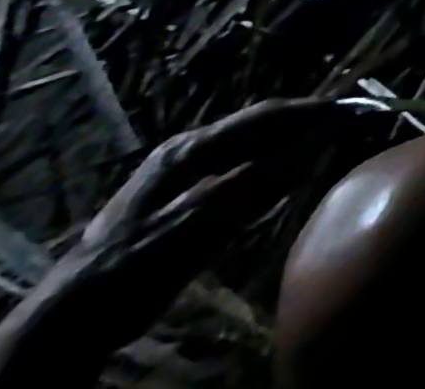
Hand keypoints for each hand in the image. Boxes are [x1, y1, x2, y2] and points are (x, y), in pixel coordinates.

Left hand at [0, 98, 357, 388]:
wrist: (72, 315)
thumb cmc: (135, 262)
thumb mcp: (200, 218)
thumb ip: (259, 178)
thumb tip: (314, 145)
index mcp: (191, 147)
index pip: (267, 115)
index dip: (312, 110)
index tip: (352, 111)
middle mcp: (191, 150)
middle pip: (263, 126)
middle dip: (308, 122)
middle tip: (350, 124)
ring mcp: (187, 173)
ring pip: (255, 146)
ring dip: (294, 142)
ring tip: (332, 143)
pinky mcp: (188, 198)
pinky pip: (244, 170)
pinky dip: (275, 167)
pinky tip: (292, 175)